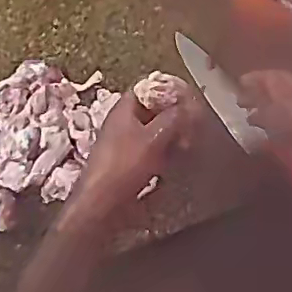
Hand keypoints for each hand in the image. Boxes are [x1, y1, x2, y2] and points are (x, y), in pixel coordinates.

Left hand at [61, 93, 185, 230]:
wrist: (101, 203)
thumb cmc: (126, 165)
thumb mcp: (155, 137)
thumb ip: (173, 118)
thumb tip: (188, 107)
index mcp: (124, 109)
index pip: (146, 89)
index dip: (167, 92)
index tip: (187, 102)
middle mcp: (122, 123)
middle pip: (152, 111)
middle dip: (172, 118)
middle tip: (190, 128)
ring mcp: (122, 143)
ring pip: (152, 132)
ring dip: (170, 138)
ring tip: (185, 147)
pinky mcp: (126, 163)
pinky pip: (148, 151)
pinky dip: (162, 154)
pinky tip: (172, 165)